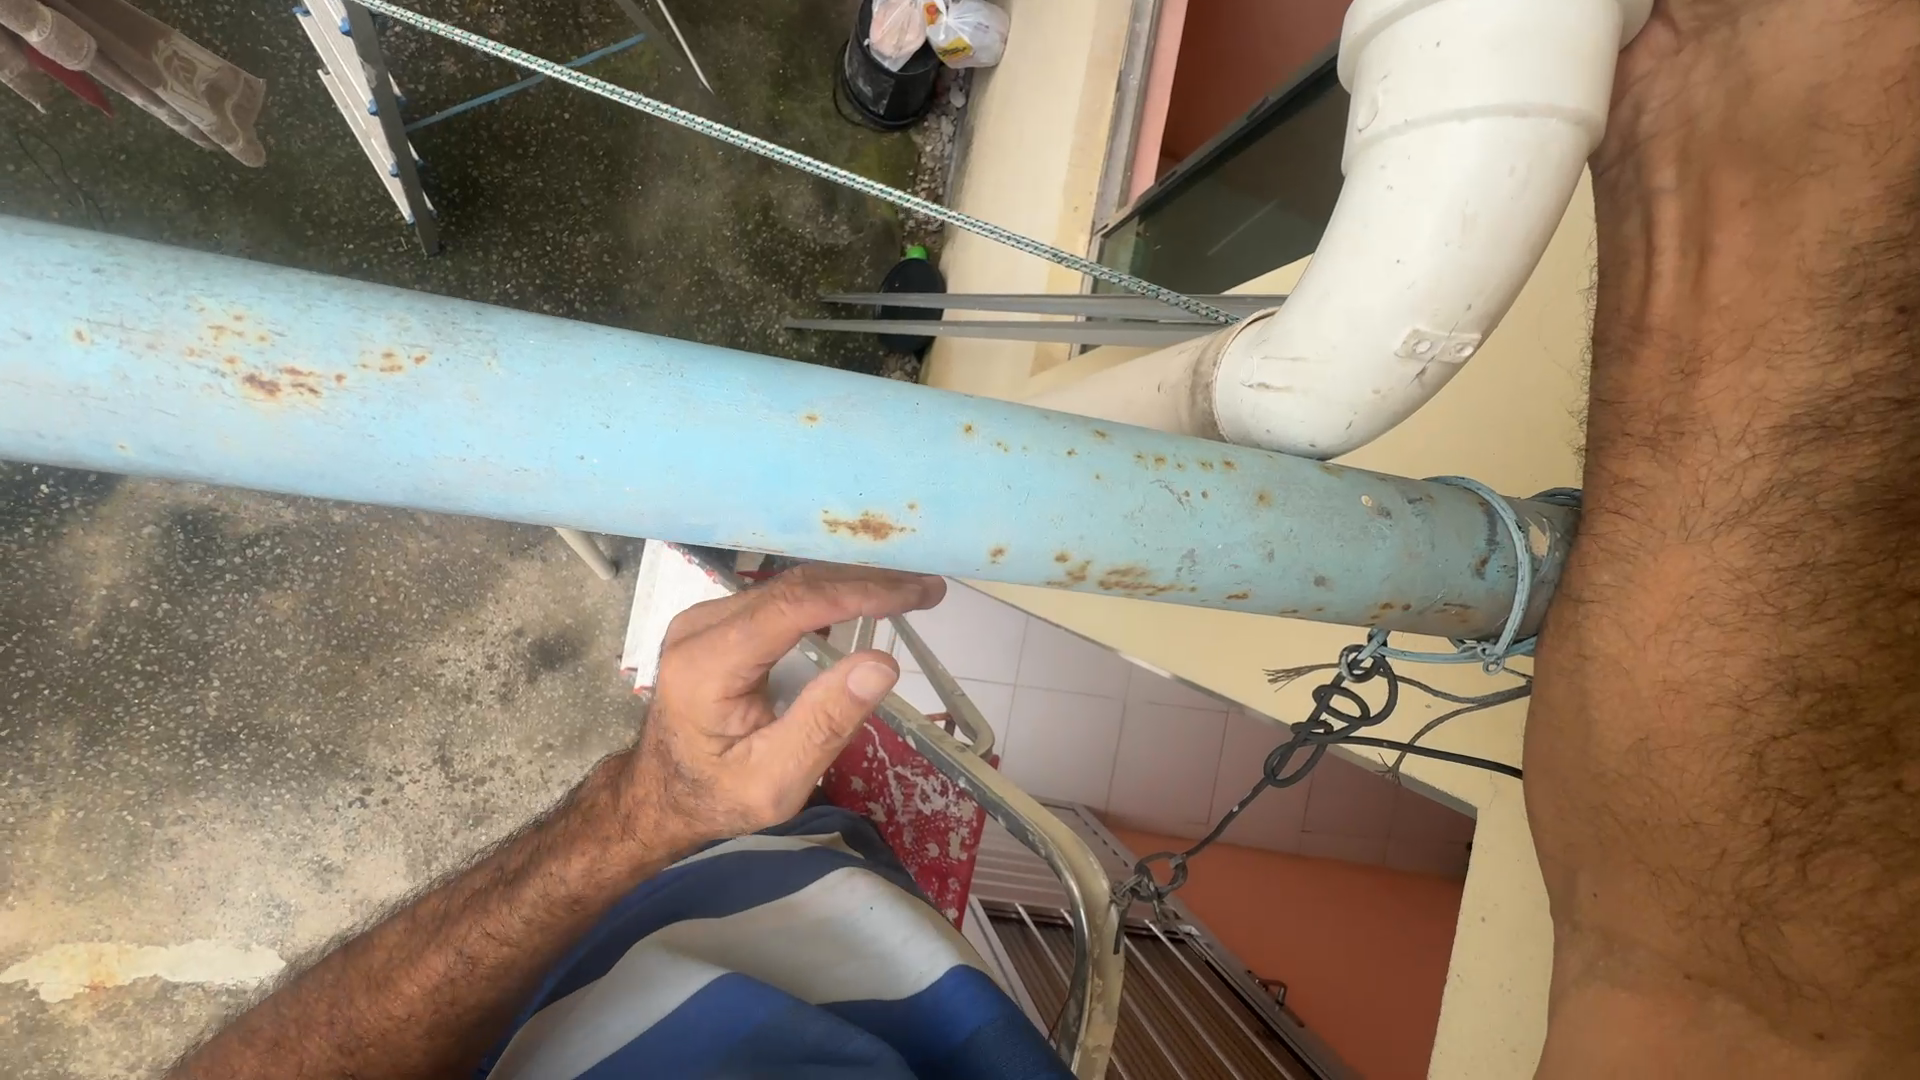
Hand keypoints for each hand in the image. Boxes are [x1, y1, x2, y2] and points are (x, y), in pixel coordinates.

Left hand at [621, 563, 945, 851]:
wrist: (663, 796)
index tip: (915, 592)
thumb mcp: (776, 781)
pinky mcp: (720, 620)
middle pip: (796, 585)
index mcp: (708, 663)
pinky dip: (833, 595)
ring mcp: (708, 617)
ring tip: (910, 591)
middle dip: (868, 580)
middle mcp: (702, 625)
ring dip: (854, 583)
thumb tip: (883, 663)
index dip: (860, 592)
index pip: (794, 607)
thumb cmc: (719, 796)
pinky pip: (784, 596)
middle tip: (927, 587)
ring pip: (793, 584)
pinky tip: (869, 601)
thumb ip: (826, 722)